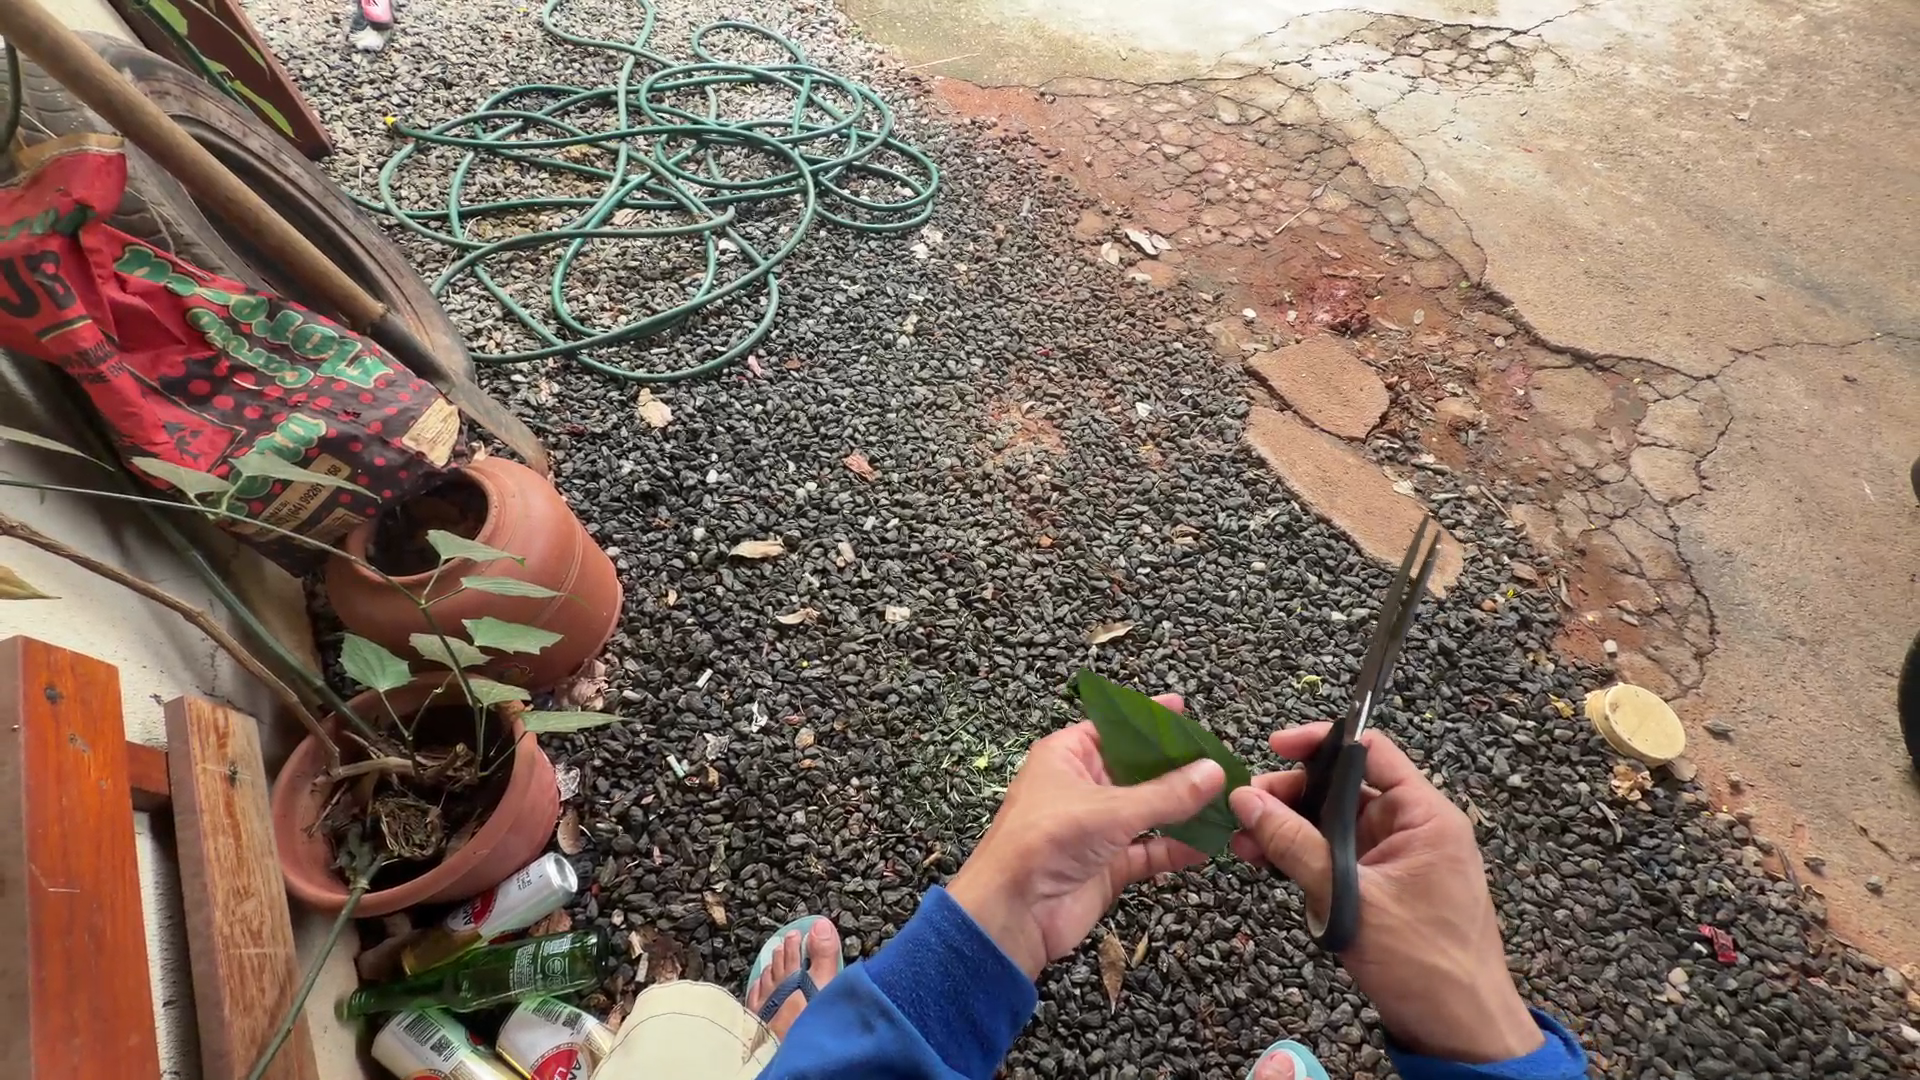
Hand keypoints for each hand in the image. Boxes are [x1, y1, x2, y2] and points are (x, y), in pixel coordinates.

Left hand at [948, 696, 1227, 979]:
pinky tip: (1208, 845)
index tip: (1183, 708)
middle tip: (1218, 758)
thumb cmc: (1047, 839)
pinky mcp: (1107, 863)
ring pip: (1146, 809)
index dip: (1147, 718)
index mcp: (1067, 755)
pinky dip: (1174, 847)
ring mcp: (1095, 826)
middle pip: (1135, 768)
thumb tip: (1213, 770)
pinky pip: (1147, 849)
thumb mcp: (1111, 808)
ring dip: (1181, 808)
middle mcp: (1081, 785)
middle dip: (1174, 767)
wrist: (1013, 911)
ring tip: (1225, 801)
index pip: (1113, 726)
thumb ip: (1166, 794)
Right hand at [1229, 725, 1542, 1063]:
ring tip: (1245, 842)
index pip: (1369, 750)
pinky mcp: (1375, 880)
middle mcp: (1407, 825)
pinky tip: (1265, 861)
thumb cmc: (1423, 964)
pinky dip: (1297, 851)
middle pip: (1338, 784)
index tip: (1273, 749)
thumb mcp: (1350, 898)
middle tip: (1246, 809)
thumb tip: (1244, 799)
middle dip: (1287, 793)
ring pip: (1327, 818)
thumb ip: (1295, 844)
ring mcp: (1390, 853)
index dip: (1320, 740)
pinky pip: (1329, 849)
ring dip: (1285, 825)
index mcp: (1422, 816)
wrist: (1461, 1037)